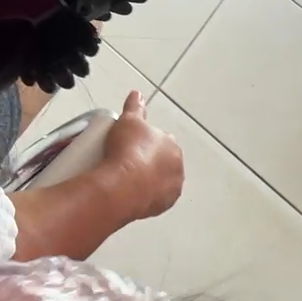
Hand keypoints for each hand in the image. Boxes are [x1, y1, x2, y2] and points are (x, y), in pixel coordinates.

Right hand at [99, 91, 181, 222]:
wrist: (123, 185)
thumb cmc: (127, 149)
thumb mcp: (128, 121)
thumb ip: (135, 107)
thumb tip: (138, 93)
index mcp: (173, 147)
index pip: (161, 140)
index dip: (144, 139)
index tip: (128, 141)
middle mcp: (178, 169)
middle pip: (162, 161)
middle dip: (148, 159)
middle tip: (124, 156)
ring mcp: (171, 190)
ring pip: (158, 180)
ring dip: (147, 177)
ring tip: (124, 173)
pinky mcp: (162, 206)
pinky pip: (152, 196)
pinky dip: (143, 192)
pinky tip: (127, 188)